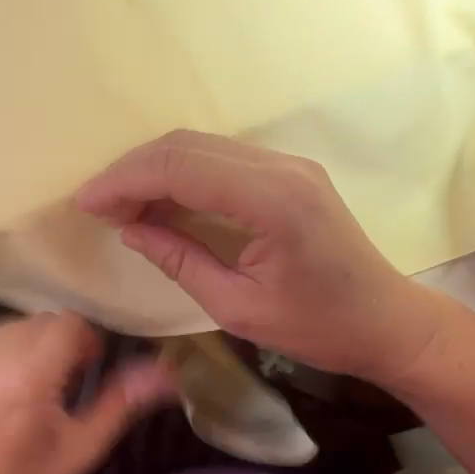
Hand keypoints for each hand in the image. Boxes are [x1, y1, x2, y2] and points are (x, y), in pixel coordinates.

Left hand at [0, 313, 172, 473]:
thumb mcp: (81, 447)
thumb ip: (122, 402)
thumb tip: (167, 371)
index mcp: (28, 378)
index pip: (69, 324)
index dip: (85, 340)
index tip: (87, 366)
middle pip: (42, 321)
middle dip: (58, 343)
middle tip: (62, 381)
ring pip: (13, 324)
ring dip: (30, 345)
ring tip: (29, 387)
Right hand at [75, 130, 446, 389]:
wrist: (388, 321)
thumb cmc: (318, 327)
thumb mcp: (239, 308)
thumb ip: (181, 261)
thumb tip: (130, 230)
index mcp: (272, 201)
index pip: (181, 169)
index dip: (126, 181)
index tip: (85, 204)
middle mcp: (280, 168)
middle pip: (186, 146)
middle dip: (132, 170)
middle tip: (98, 206)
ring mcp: (287, 164)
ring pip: (200, 145)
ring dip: (153, 168)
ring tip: (119, 205)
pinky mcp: (288, 172)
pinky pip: (220, 158)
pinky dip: (180, 172)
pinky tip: (159, 199)